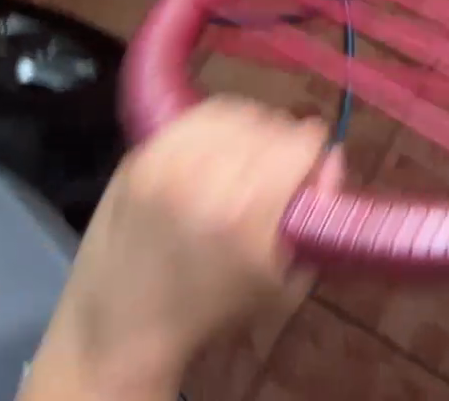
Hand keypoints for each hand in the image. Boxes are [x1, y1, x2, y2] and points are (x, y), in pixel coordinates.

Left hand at [24, 98, 340, 398]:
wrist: (117, 335)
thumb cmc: (214, 309)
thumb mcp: (289, 275)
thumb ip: (322, 211)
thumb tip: (331, 160)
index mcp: (249, 207)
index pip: (306, 138)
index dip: (314, 157)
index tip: (306, 178)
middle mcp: (207, 175)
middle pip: (275, 123)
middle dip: (284, 146)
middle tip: (275, 174)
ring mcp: (167, 162)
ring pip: (240, 112)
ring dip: (252, 132)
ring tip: (244, 160)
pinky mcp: (140, 156)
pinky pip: (200, 115)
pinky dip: (218, 125)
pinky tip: (216, 150)